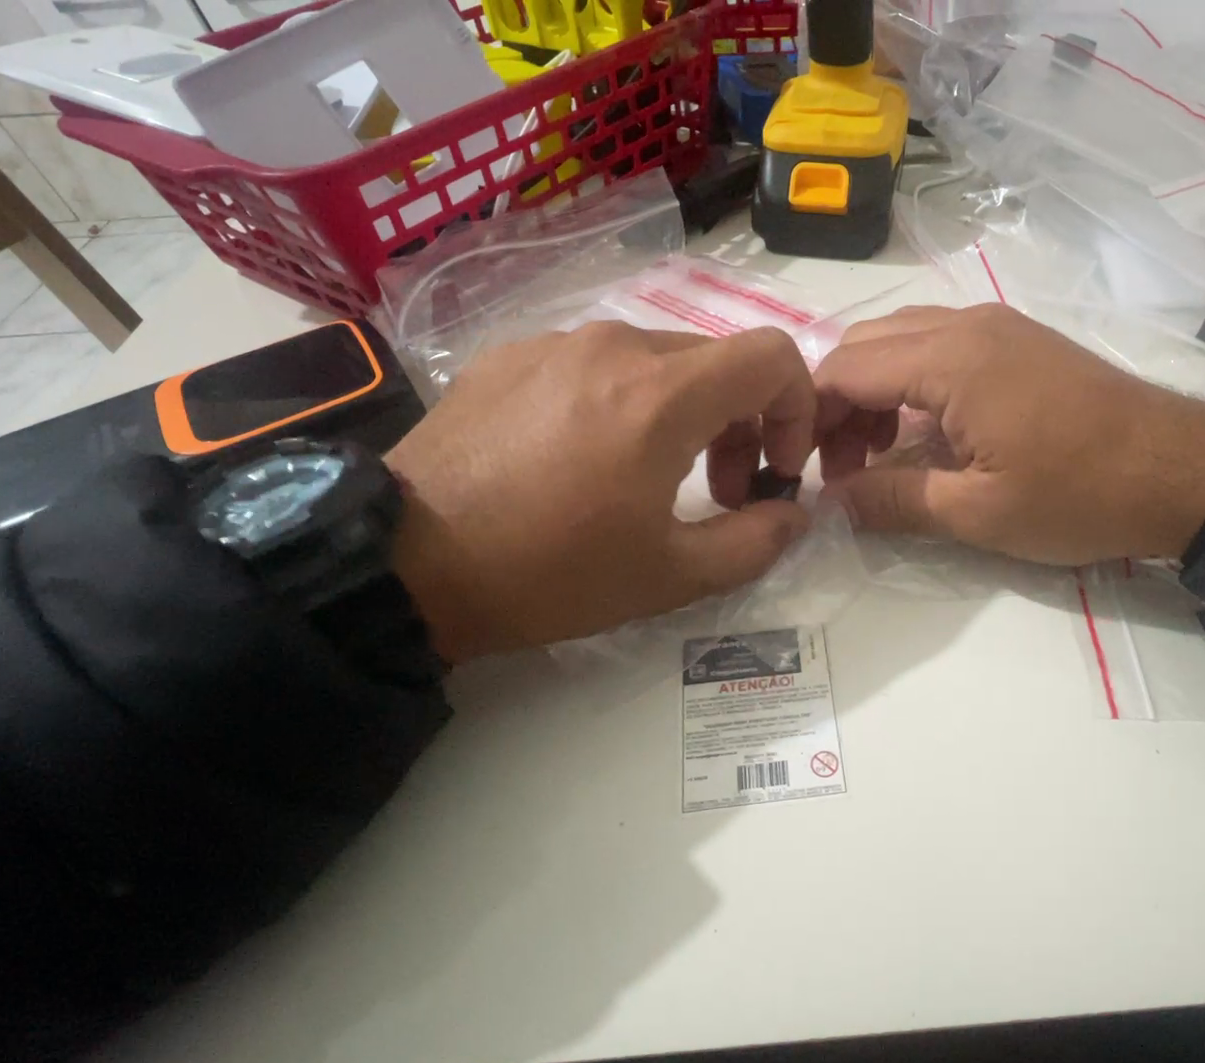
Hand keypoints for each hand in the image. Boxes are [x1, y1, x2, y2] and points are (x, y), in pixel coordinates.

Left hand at [387, 323, 813, 661]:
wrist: (407, 564)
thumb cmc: (550, 574)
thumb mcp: (669, 577)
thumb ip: (754, 542)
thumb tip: (793, 514)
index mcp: (662, 395)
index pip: (772, 357)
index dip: (797, 409)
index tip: (776, 467)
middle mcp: (614, 347)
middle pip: (717, 362)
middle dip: (741, 423)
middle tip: (719, 491)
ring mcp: (555, 344)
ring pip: (656, 360)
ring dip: (681, 412)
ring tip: (649, 477)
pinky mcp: (509, 356)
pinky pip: (594, 364)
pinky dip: (620, 402)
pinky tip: (579, 460)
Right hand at [813, 304, 1204, 564]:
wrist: (1182, 471)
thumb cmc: (1078, 495)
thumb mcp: (977, 513)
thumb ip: (893, 500)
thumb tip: (833, 502)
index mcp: (949, 358)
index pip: (844, 369)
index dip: (812, 418)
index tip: (808, 471)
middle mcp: (966, 323)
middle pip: (866, 344)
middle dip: (839, 403)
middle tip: (845, 468)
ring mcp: (997, 325)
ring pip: (902, 340)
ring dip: (875, 392)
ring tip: (881, 456)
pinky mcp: (1019, 340)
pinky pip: (940, 345)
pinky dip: (912, 383)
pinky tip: (928, 434)